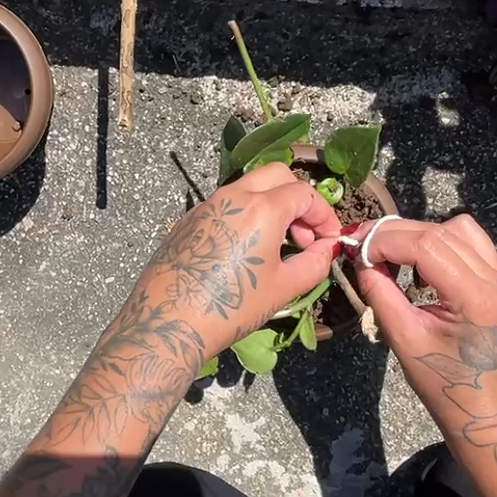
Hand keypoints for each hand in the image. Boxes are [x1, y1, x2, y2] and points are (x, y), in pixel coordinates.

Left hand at [129, 162, 340, 357]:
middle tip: (304, 236)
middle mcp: (233, 196)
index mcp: (261, 208)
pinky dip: (246, 214)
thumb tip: (327, 248)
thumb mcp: (283, 288)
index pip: (304, 193)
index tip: (329, 239)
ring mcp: (208, 204)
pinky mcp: (189, 219)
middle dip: (299, 199)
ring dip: (272, 205)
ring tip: (278, 245)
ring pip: (249, 187)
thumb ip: (314, 263)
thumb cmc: (231, 306)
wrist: (168, 321)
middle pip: (277, 175)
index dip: (324, 215)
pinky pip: (227, 204)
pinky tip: (246, 251)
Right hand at [357, 217, 496, 482]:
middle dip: (396, 233)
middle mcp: (496, 280)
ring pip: (457, 228)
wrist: (483, 410)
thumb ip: (380, 292)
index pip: (426, 245)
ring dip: (420, 233)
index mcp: (476, 298)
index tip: (357, 250)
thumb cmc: (442, 383)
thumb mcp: (403, 337)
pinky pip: (469, 241)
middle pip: (439, 231)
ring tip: (393, 253)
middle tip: (364, 245)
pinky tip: (421, 263)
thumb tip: (358, 257)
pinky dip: (440, 241)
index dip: (386, 241)